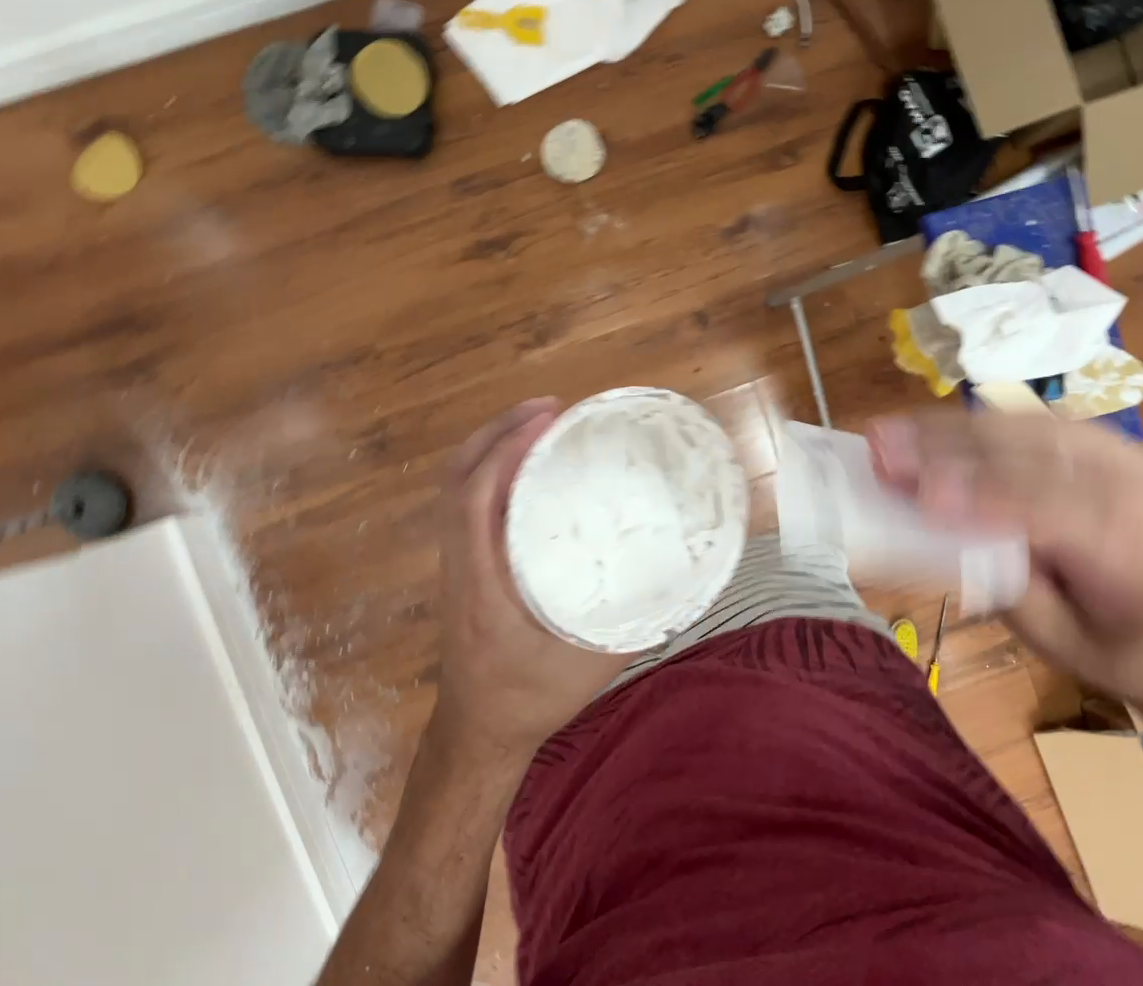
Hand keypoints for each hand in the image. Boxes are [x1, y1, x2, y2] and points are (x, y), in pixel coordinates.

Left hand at [432, 398, 633, 757]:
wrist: (479, 733)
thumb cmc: (529, 701)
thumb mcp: (593, 663)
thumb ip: (639, 622)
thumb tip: (688, 577)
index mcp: (482, 583)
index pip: (476, 498)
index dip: (505, 449)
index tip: (546, 419)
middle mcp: (459, 565)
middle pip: (457, 479)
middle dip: (498, 432)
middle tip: (549, 409)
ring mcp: (454, 566)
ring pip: (454, 488)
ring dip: (490, 447)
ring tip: (537, 426)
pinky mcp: (461, 569)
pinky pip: (463, 504)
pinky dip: (488, 472)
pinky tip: (524, 470)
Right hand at [867, 410, 1142, 714]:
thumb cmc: (1115, 657)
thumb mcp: (1053, 639)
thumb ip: (1003, 576)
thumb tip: (935, 520)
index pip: (1065, 515)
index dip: (987, 495)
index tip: (914, 489)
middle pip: (1055, 458)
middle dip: (958, 448)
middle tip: (882, 442)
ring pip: (1056, 432)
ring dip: (968, 431)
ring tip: (903, 432)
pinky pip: (1065, 431)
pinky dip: (1001, 430)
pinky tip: (949, 431)